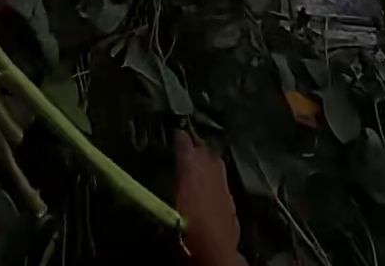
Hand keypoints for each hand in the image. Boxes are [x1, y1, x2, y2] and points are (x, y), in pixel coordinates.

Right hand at [176, 132, 246, 265]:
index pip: (184, 144)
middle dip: (196, 145)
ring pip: (216, 161)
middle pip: (203, 149)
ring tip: (200, 161)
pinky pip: (223, 180)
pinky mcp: (232, 201)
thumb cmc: (186, 237)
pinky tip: (212, 184)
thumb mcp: (168, 214)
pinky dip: (216, 178)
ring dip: (208, 159)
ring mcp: (223, 185)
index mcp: (189, 172)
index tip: (174, 130)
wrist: (215, 258)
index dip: (179, 136)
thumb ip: (167, 192)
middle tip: (186, 146)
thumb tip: (152, 186)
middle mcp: (208, 173)